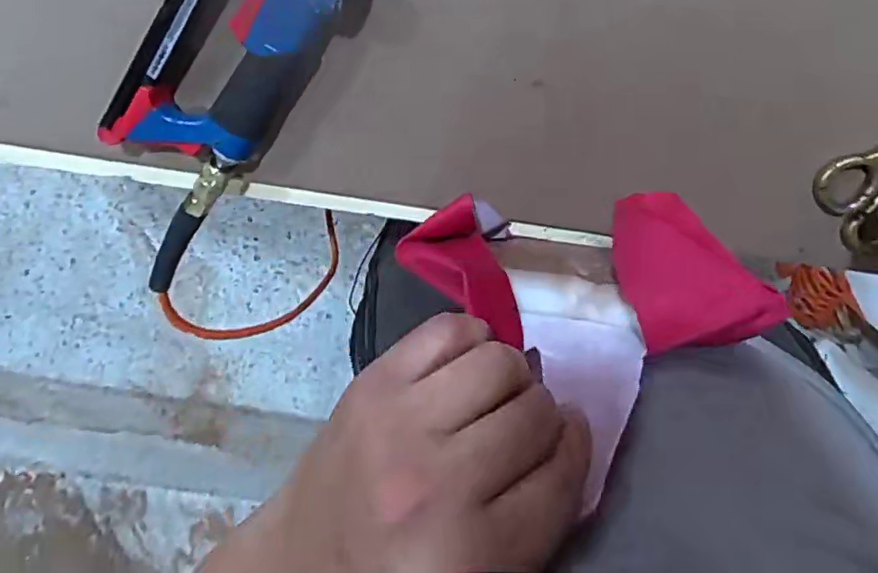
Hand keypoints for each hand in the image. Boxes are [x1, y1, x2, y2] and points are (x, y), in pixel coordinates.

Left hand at [207, 313, 591, 572]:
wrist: (303, 562)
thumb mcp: (481, 572)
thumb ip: (536, 512)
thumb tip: (572, 427)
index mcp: (469, 554)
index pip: (560, 478)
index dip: (574, 451)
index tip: (570, 437)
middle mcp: (436, 482)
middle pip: (533, 413)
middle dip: (542, 414)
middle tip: (524, 423)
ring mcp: (400, 421)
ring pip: (499, 361)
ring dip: (511, 374)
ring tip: (495, 392)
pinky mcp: (374, 380)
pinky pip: (449, 327)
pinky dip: (472, 337)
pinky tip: (465, 364)